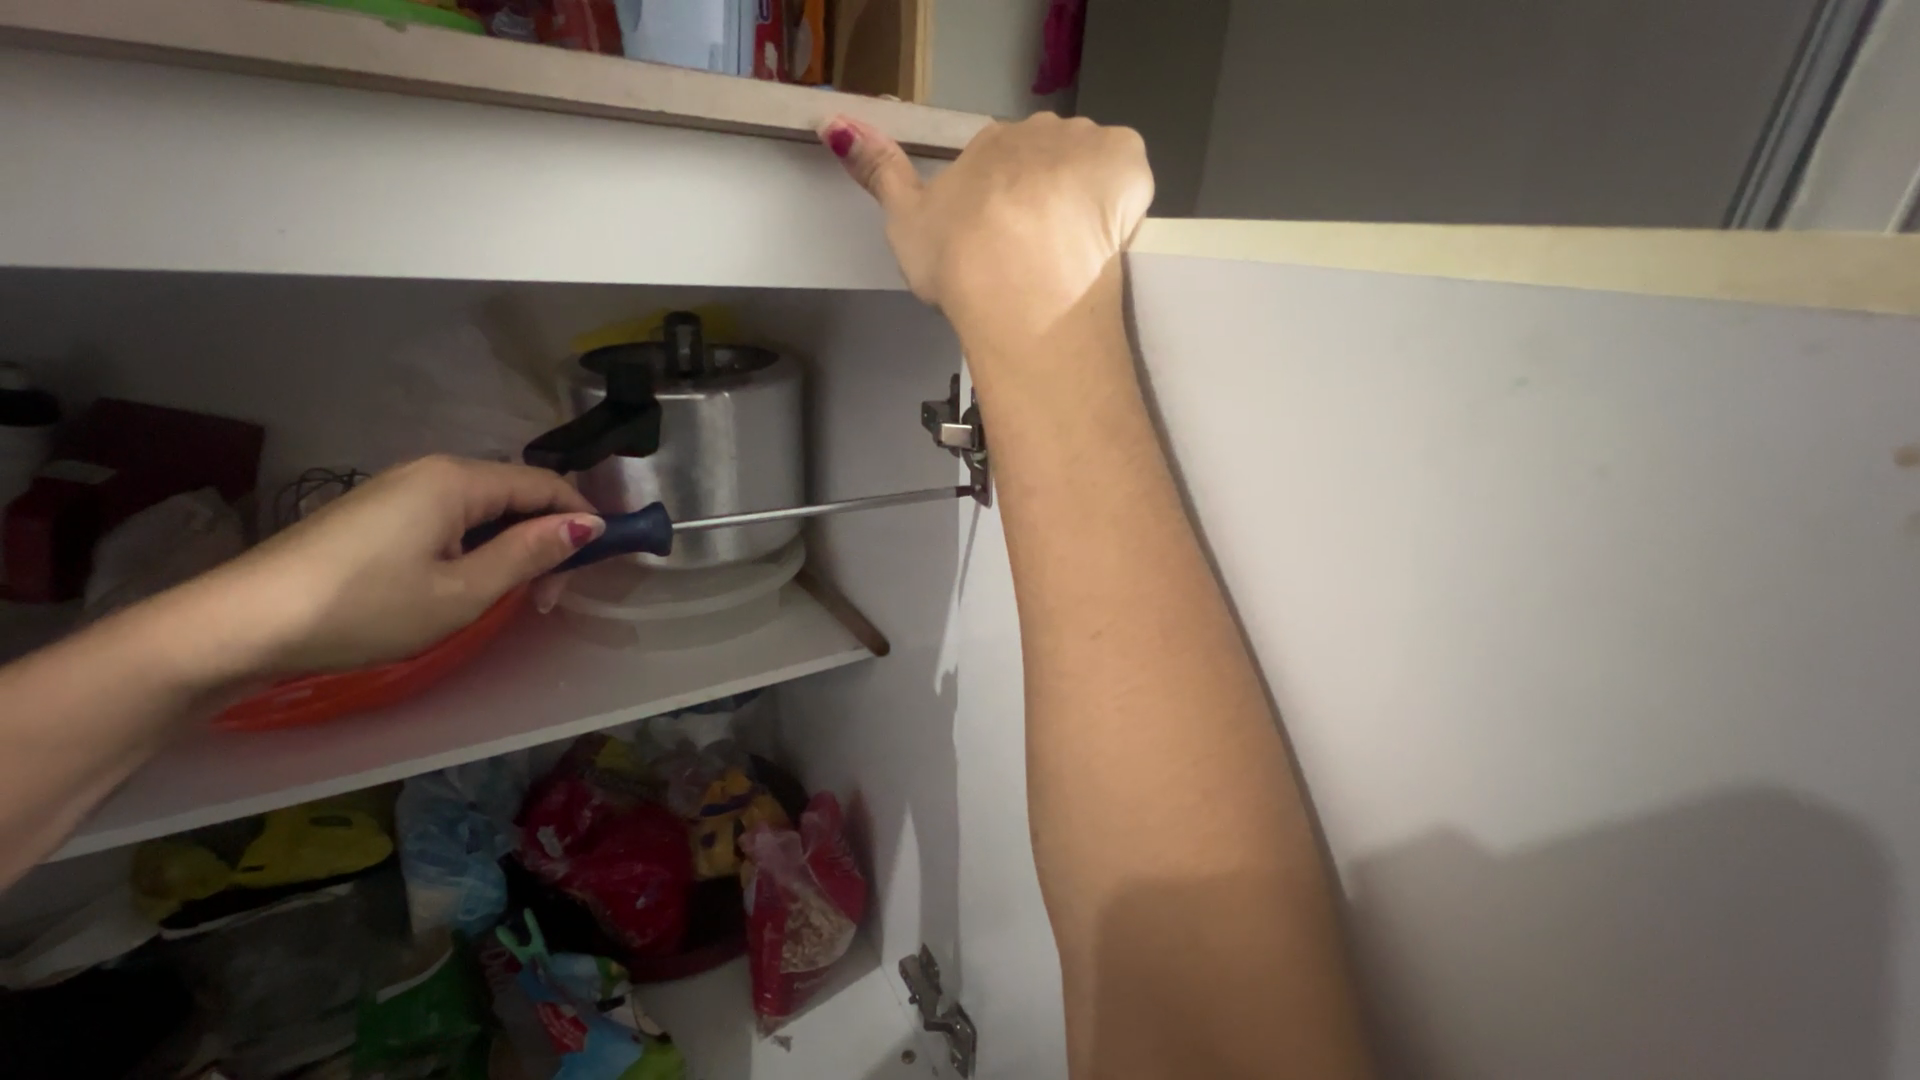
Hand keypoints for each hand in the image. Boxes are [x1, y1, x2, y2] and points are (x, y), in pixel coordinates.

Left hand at [194, 455, 602, 674]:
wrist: (239, 624)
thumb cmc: (363, 608)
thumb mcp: (462, 591)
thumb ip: (529, 553)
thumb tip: (588, 525)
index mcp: (458, 480)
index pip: (546, 486)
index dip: (580, 522)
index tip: (589, 572)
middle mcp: (434, 470)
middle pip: (517, 493)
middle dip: (546, 538)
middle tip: (544, 598)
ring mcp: (402, 489)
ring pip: (485, 508)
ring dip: (511, 546)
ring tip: (507, 597)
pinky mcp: (379, 511)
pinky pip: (452, 517)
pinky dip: (476, 546)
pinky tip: (464, 583)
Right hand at [819, 112, 1152, 358]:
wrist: (1018, 285)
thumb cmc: (959, 261)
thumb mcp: (905, 222)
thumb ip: (877, 170)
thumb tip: (834, 123)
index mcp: (990, 144)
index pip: (1003, 163)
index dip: (1004, 206)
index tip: (1002, 243)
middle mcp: (1039, 132)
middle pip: (1049, 161)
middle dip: (1044, 199)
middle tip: (1035, 255)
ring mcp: (1087, 145)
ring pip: (1090, 168)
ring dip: (1082, 201)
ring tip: (1068, 256)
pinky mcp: (1129, 162)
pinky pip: (1130, 178)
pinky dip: (1123, 203)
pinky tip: (1102, 239)